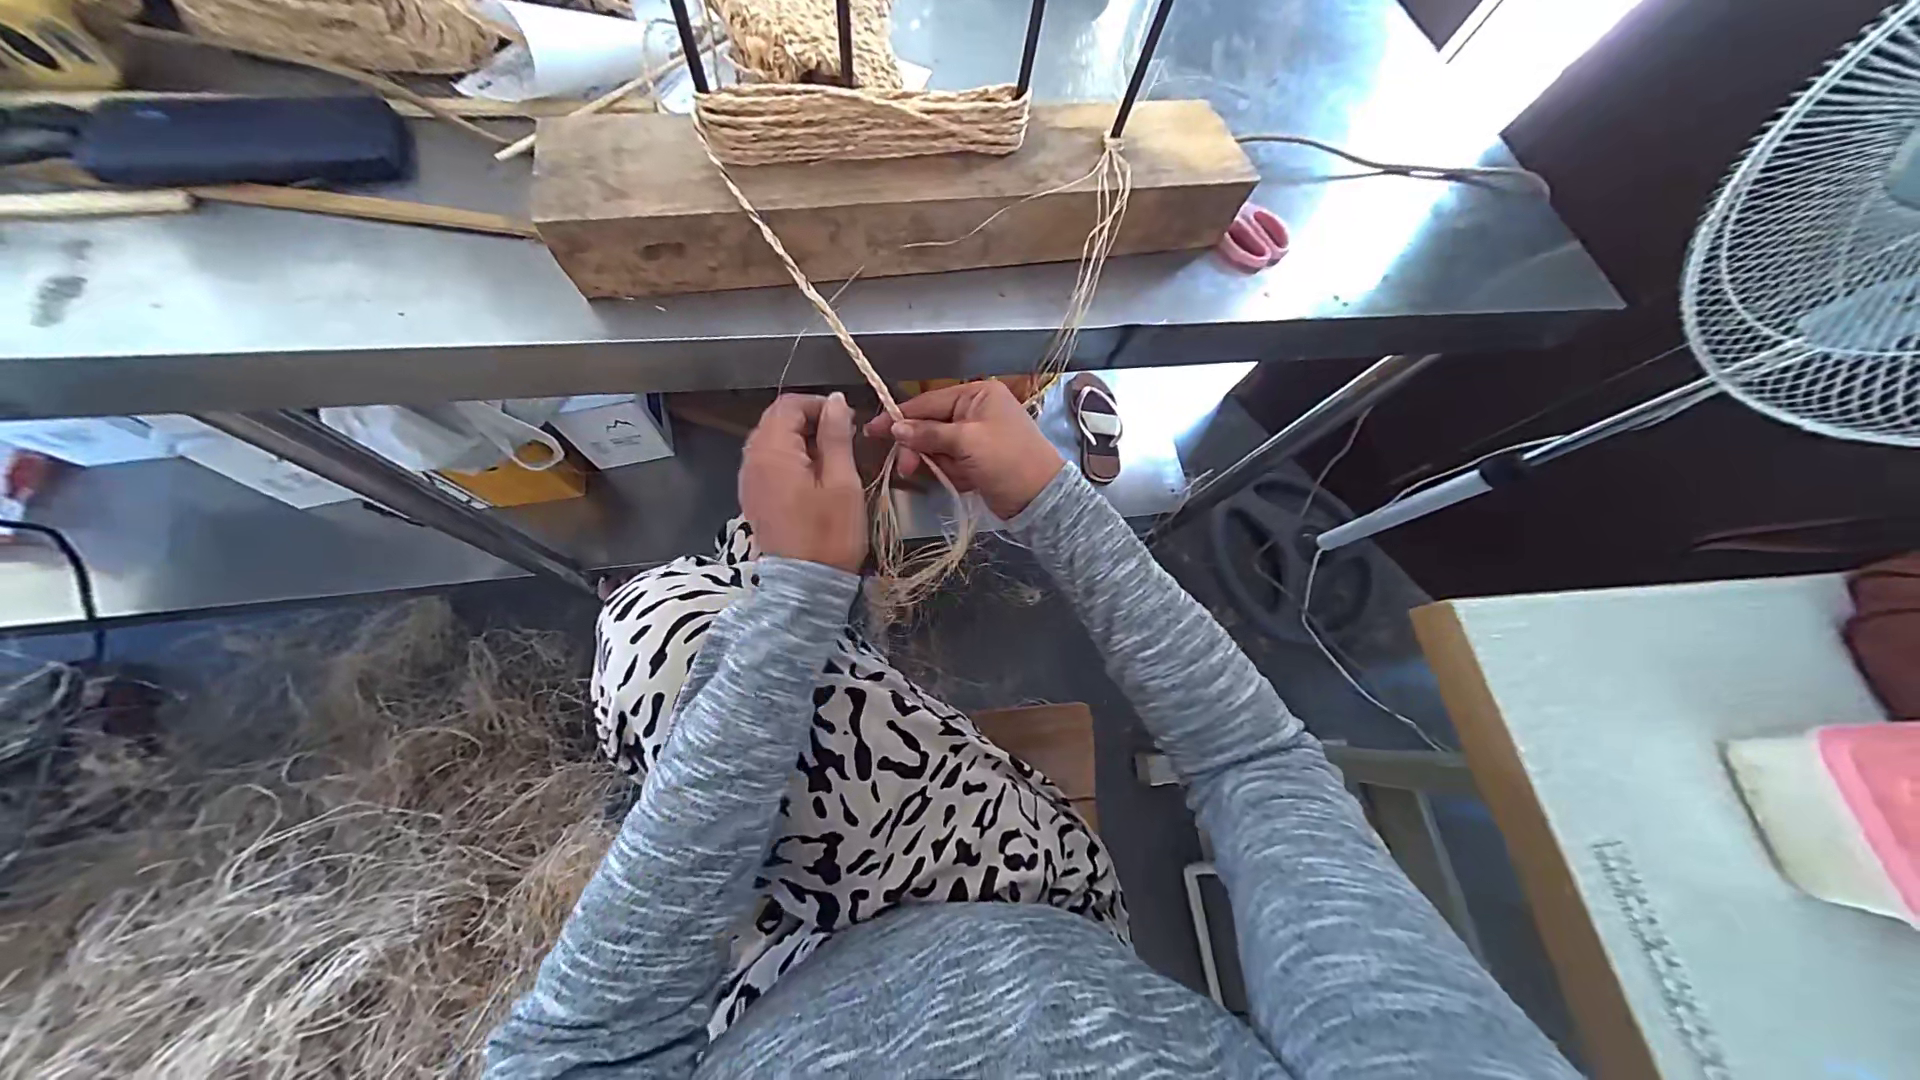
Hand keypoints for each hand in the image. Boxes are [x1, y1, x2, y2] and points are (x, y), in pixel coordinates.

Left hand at [740, 393, 867, 573]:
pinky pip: (768, 464)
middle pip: (775, 421)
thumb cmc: (830, 534)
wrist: (807, 586)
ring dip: (800, 440)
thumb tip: (836, 401)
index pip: (788, 405)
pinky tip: (814, 476)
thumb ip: (836, 436)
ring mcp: (749, 481)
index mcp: (772, 452)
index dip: (818, 404)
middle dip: (809, 420)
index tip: (847, 420)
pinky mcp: (754, 498)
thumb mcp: (842, 481)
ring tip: (832, 457)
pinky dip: (790, 459)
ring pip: (771, 442)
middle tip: (844, 438)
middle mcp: (752, 461)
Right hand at [863, 380, 1063, 519]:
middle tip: (907, 467)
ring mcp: (976, 437)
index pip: (928, 402)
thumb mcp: (967, 442)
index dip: (900, 417)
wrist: (1040, 498)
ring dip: (938, 464)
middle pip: (929, 425)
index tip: (874, 430)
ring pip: (937, 447)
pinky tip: (965, 481)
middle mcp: (975, 411)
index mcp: (977, 395)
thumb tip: (896, 428)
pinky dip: (951, 473)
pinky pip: (949, 463)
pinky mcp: (976, 460)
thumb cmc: (1008, 460)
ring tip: (954, 475)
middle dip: (919, 447)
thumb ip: (929, 434)